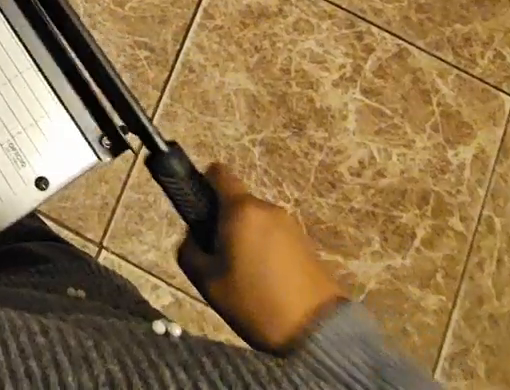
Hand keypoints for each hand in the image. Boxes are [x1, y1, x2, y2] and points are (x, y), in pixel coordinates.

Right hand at [176, 163, 347, 352]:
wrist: (319, 336)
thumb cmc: (255, 303)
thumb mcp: (207, 281)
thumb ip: (189, 249)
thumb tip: (195, 236)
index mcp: (241, 209)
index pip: (218, 172)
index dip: (203, 183)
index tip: (199, 210)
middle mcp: (268, 209)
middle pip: (236, 202)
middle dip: (224, 221)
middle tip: (219, 256)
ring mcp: (292, 226)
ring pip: (256, 221)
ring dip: (247, 237)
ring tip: (246, 274)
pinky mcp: (308, 245)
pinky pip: (276, 236)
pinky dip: (267, 249)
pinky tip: (268, 280)